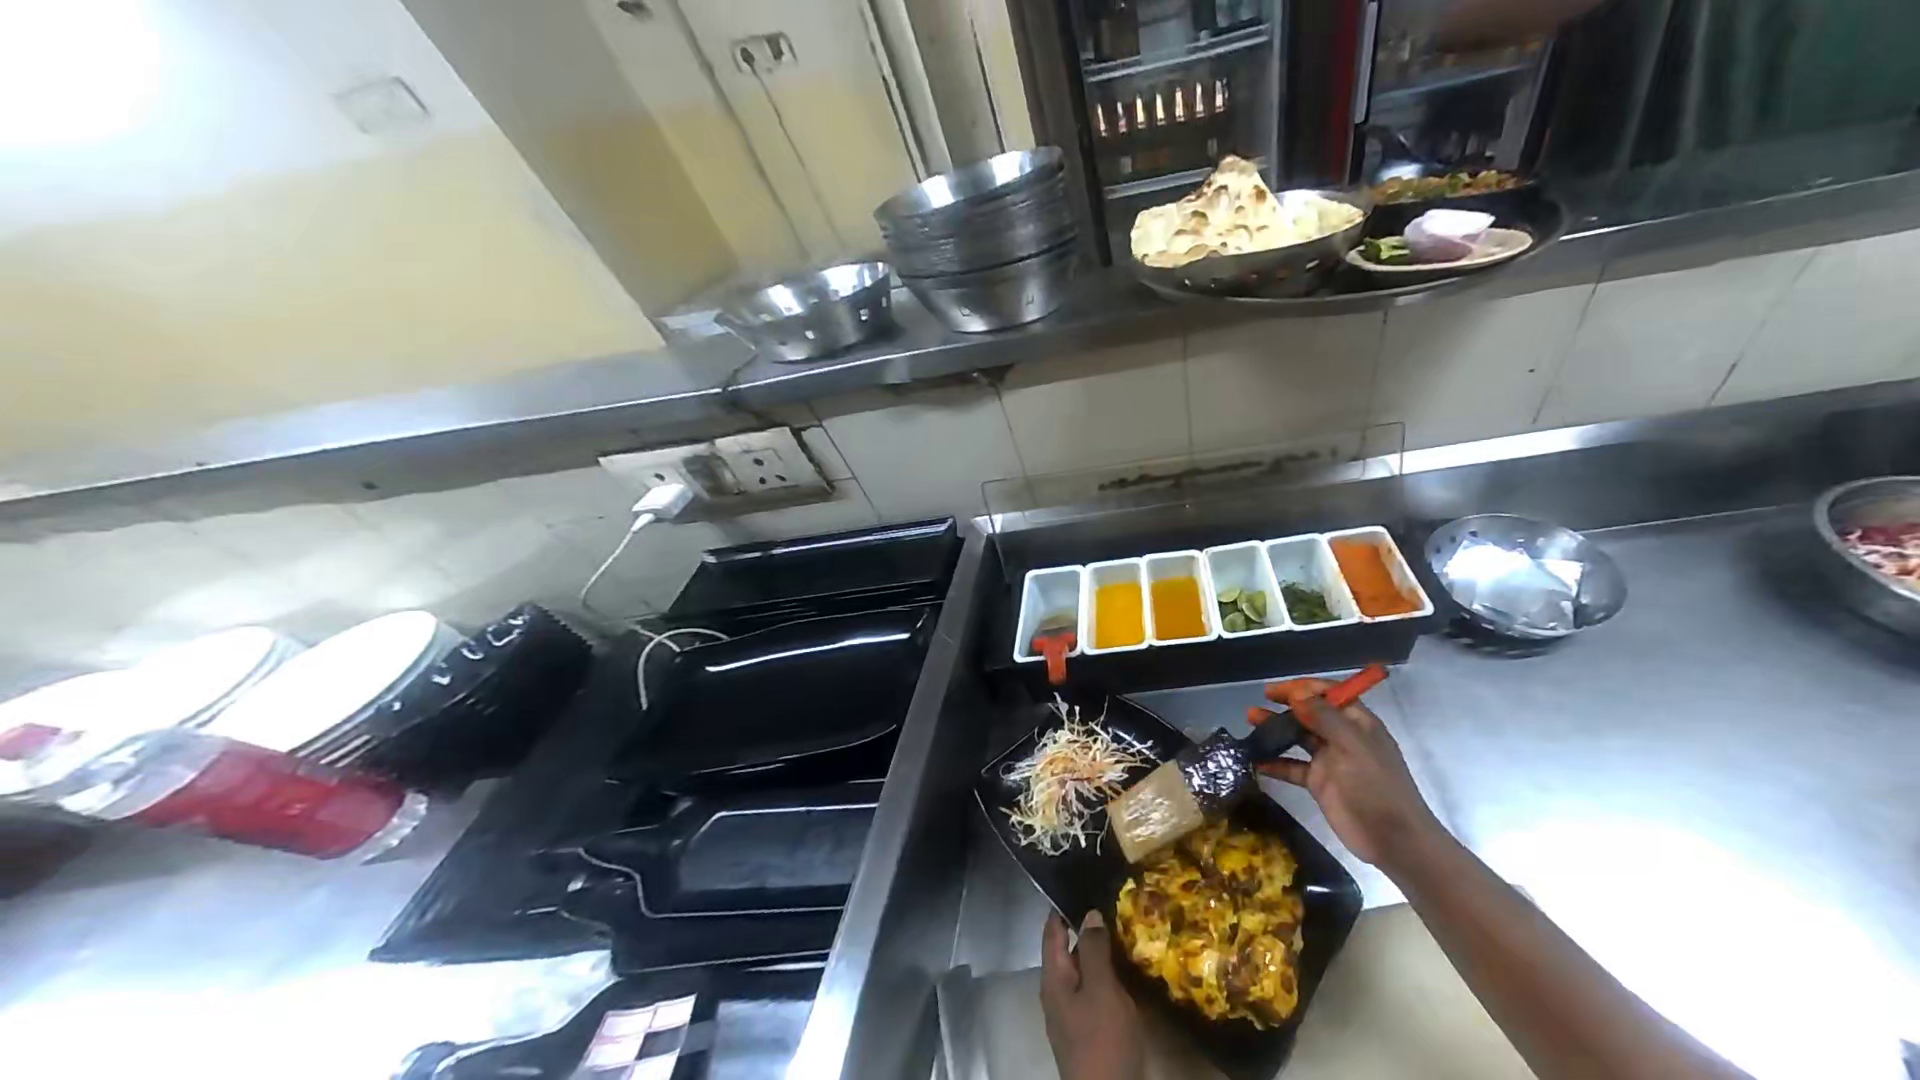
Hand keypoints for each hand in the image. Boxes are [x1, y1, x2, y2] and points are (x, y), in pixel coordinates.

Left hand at [1040, 910, 1144, 1079]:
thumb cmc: (1101, 1039)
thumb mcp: (1100, 989)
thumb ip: (1093, 950)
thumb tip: (1089, 914)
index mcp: (1053, 978)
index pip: (1053, 931)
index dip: (1063, 906)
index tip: (1079, 882)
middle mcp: (1058, 992)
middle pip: (1069, 951)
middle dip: (1087, 928)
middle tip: (1111, 903)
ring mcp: (1073, 1013)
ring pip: (1085, 972)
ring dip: (1101, 953)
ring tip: (1124, 931)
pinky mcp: (1090, 1031)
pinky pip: (1097, 993)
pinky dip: (1109, 977)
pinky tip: (1129, 972)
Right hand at [1256, 677, 1442, 869]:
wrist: (1392, 839)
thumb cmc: (1377, 786)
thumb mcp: (1353, 746)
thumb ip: (1325, 718)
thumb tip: (1297, 694)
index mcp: (1358, 724)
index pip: (1330, 695)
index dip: (1304, 688)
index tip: (1276, 690)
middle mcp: (1342, 738)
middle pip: (1310, 714)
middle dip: (1285, 706)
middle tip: (1257, 704)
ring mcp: (1330, 761)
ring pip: (1297, 738)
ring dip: (1275, 729)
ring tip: (1250, 723)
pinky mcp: (1318, 784)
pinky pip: (1291, 767)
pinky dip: (1273, 763)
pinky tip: (1255, 760)